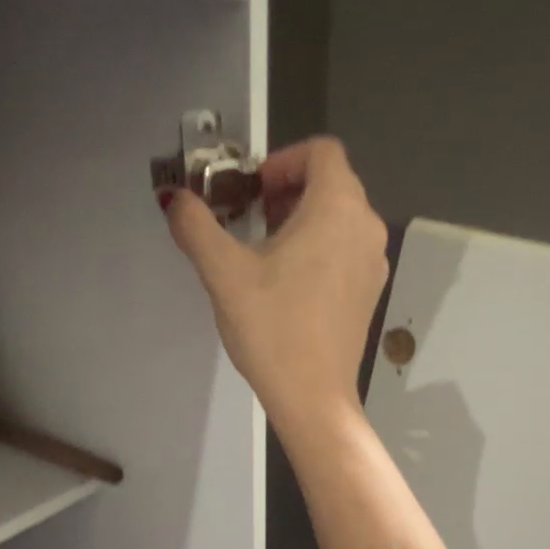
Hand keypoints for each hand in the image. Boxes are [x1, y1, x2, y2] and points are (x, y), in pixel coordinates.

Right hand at [165, 136, 388, 433]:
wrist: (313, 397)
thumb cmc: (272, 329)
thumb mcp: (223, 273)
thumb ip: (195, 225)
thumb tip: (175, 200)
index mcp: (338, 208)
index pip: (321, 152)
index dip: (282, 159)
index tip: (251, 189)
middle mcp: (366, 227)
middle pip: (332, 183)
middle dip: (288, 189)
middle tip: (251, 216)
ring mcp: (374, 262)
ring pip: (340, 218)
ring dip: (302, 219)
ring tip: (264, 250)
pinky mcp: (370, 292)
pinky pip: (346, 249)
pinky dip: (319, 247)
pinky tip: (288, 282)